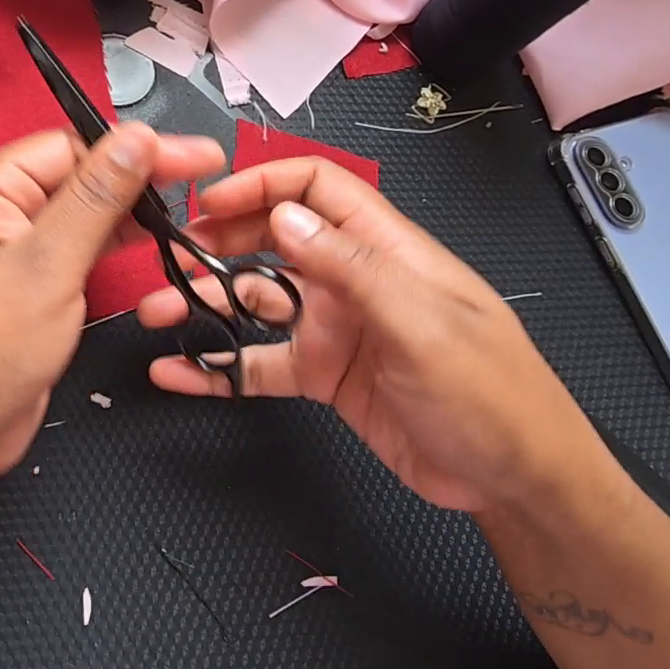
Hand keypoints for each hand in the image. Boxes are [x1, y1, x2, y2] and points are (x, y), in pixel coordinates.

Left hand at [0, 124, 224, 482]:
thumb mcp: (49, 265)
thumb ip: (96, 197)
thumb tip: (137, 135)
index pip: (69, 146)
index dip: (131, 147)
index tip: (190, 155)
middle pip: (78, 175)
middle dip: (136, 174)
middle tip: (203, 172)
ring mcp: (14, 249)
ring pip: (82, 211)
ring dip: (130, 208)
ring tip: (187, 205)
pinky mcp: (31, 283)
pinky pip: (77, 247)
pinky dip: (114, 242)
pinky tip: (153, 239)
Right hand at [137, 158, 611, 513]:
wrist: (512, 482)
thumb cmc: (491, 394)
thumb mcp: (423, 324)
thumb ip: (351, 268)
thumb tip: (284, 217)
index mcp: (381, 249)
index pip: (315, 190)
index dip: (261, 185)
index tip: (210, 203)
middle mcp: (348, 279)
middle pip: (272, 239)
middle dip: (219, 240)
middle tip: (172, 254)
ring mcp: (331, 326)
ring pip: (254, 300)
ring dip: (205, 302)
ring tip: (157, 312)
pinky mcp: (320, 373)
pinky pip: (256, 363)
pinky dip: (216, 366)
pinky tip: (178, 371)